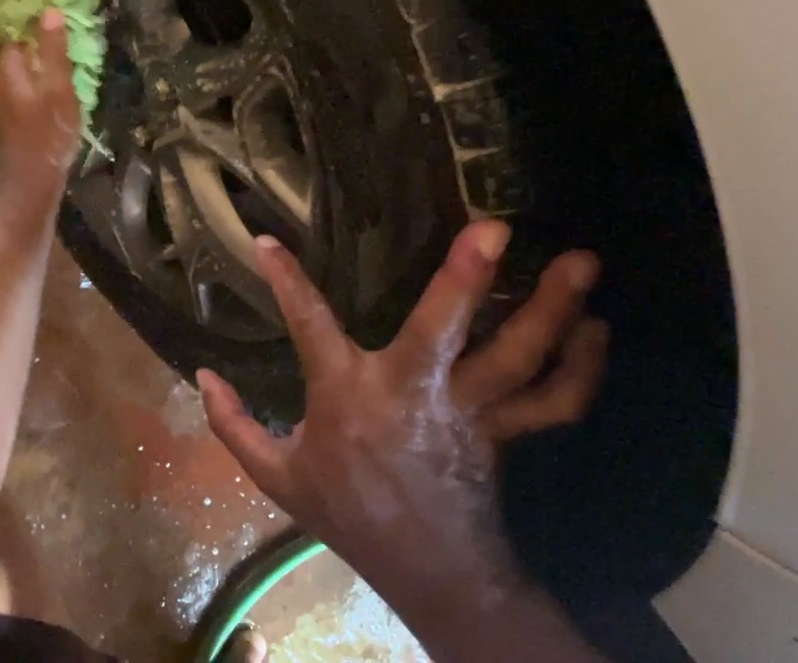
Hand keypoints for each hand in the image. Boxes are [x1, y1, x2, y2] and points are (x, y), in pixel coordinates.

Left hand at [0, 9, 79, 199]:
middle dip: (24, 26)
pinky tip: (43, 64)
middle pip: (9, 43)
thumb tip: (48, 11)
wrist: (32, 177)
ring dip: (26, 46)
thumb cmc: (48, 131)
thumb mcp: (58, 88)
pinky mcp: (5, 109)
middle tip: (48, 7)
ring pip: (11, 61)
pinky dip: (26, 66)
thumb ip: (53, 51)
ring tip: (49, 30)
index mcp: (6, 67)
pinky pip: (14, 76)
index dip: (24, 11)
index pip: (10, 27)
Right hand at [197, 222, 607, 605]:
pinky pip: (555, 399)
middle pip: (444, 328)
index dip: (286, 280)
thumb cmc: (347, 514)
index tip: (268, 242)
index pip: (307, 323)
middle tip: (495, 227)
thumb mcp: (274, 474)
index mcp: (346, 395)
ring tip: (582, 262)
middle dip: (468, 276)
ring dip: (554, 308)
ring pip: (519, 357)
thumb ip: (232, 423)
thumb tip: (201, 375)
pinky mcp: (505, 430)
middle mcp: (411, 391)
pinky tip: (597, 329)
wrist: (430, 571)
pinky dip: (583, 366)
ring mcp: (468, 410)